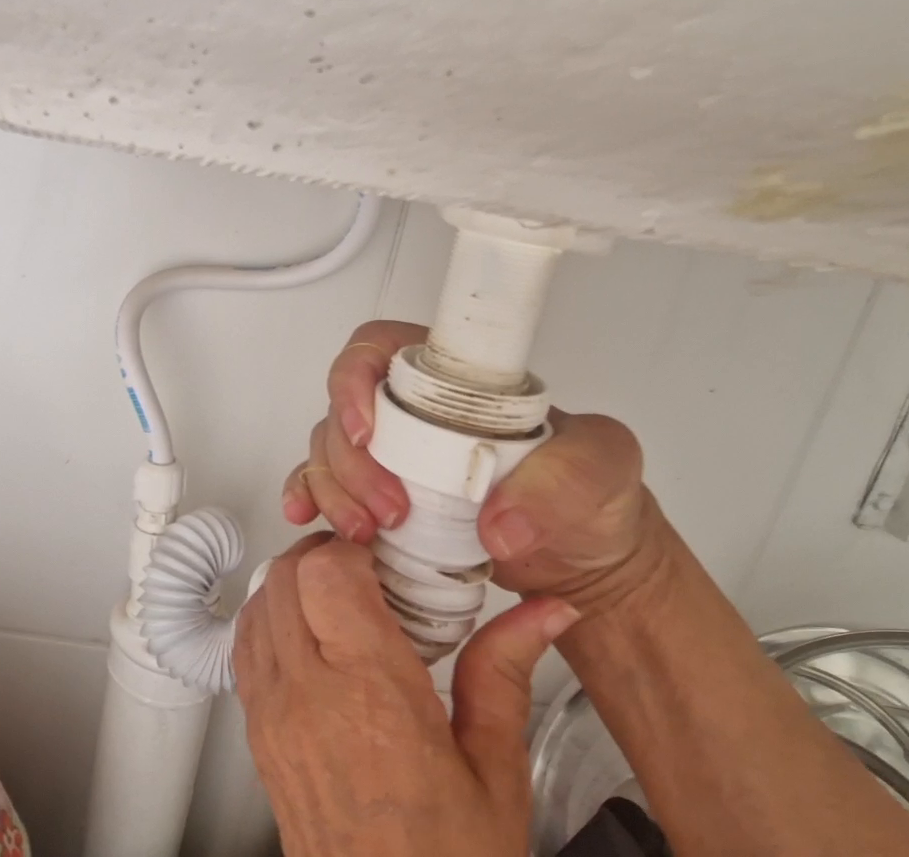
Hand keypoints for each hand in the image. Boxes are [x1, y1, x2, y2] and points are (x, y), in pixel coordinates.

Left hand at [234, 533, 578, 856]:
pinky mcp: (258, 735)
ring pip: (256, 605)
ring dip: (290, 584)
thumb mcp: (495, 769)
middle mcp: (309, 694)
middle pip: (283, 576)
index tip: (380, 554)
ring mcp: (273, 714)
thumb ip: (506, 672)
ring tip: (338, 599)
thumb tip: (543, 612)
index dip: (352, 548)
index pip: (327, 574)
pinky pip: (245, 648)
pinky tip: (307, 636)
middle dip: (322, 556)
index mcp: (372, 692)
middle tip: (364, 569)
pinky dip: (268, 621)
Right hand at [282, 321, 668, 612]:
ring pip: (326, 452)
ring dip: (332, 489)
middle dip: (350, 461)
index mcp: (448, 382)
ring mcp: (389, 457)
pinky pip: (323, 488)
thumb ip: (562, 480)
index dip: (354, 379)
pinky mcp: (378, 499)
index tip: (366, 430)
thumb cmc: (592, 496)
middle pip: (343, 411)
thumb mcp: (602, 467)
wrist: (585, 560)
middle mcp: (407, 412)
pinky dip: (308, 499)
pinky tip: (306, 518)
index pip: (377, 349)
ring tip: (365, 533)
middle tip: (388, 511)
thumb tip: (496, 521)